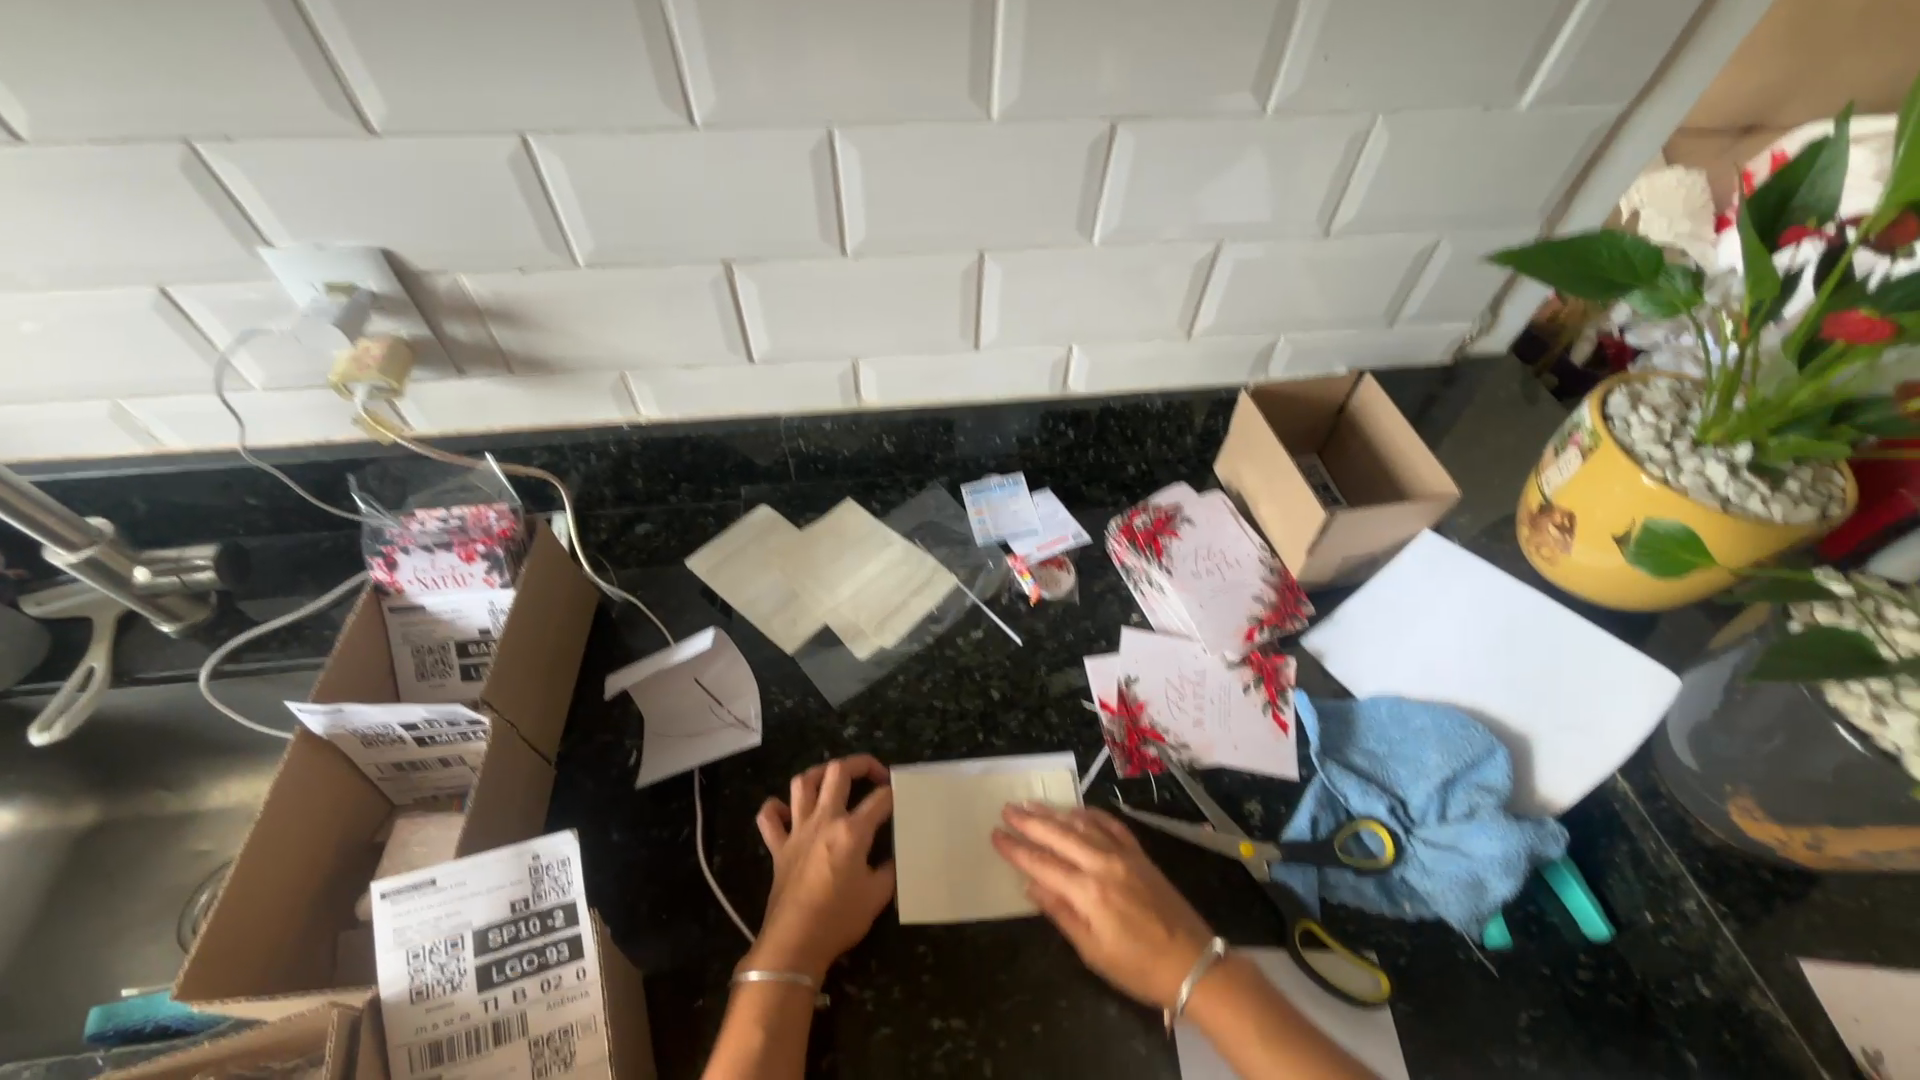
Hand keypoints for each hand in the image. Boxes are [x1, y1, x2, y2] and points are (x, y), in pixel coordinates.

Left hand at [742, 754, 895, 980]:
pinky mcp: (778, 847)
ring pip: (802, 783)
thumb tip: (894, 856)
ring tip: (833, 780)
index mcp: (852, 831)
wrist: (795, 942)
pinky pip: (769, 817)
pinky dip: (776, 808)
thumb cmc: (840, 919)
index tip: (904, 797)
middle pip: (838, 772)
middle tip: (875, 774)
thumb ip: (890, 868)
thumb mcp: (878, 895)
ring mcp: (797, 831)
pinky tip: (788, 811)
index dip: (896, 793)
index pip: (881, 798)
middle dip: (861, 763)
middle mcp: (824, 820)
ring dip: (819, 774)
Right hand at [992, 803, 1214, 1007]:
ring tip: (1032, 805)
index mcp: (1088, 892)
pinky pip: (1112, 826)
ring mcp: (1124, 856)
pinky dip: (1091, 815)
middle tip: (1007, 809)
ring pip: (1083, 825)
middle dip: (1030, 822)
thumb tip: (1031, 886)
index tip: (995, 835)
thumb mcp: (1091, 951)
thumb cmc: (1137, 968)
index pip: (1042, 864)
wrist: (1194, 964)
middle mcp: (1103, 865)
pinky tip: (1077, 810)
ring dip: (1055, 813)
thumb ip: (1060, 913)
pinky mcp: (1141, 855)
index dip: (1016, 850)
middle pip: (1059, 836)